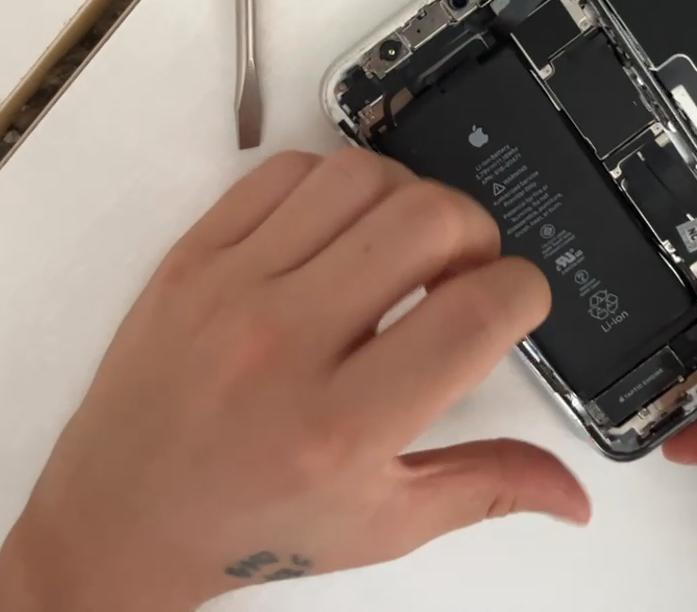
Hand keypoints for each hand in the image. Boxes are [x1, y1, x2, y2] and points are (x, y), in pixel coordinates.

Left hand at [0, 148, 589, 611]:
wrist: (118, 519)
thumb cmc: (256, 526)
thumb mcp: (381, 526)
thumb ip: (485, 490)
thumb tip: (577, 496)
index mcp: (343, 425)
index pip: (474, 315)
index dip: (523, 290)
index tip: (515, 299)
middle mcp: (286, 342)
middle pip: (426, 220)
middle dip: (475, 230)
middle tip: (463, 266)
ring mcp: (232, 284)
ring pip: (359, 176)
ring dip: (407, 196)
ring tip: (401, 242)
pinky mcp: (194, 251)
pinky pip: (285, 170)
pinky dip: (334, 183)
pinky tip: (337, 229)